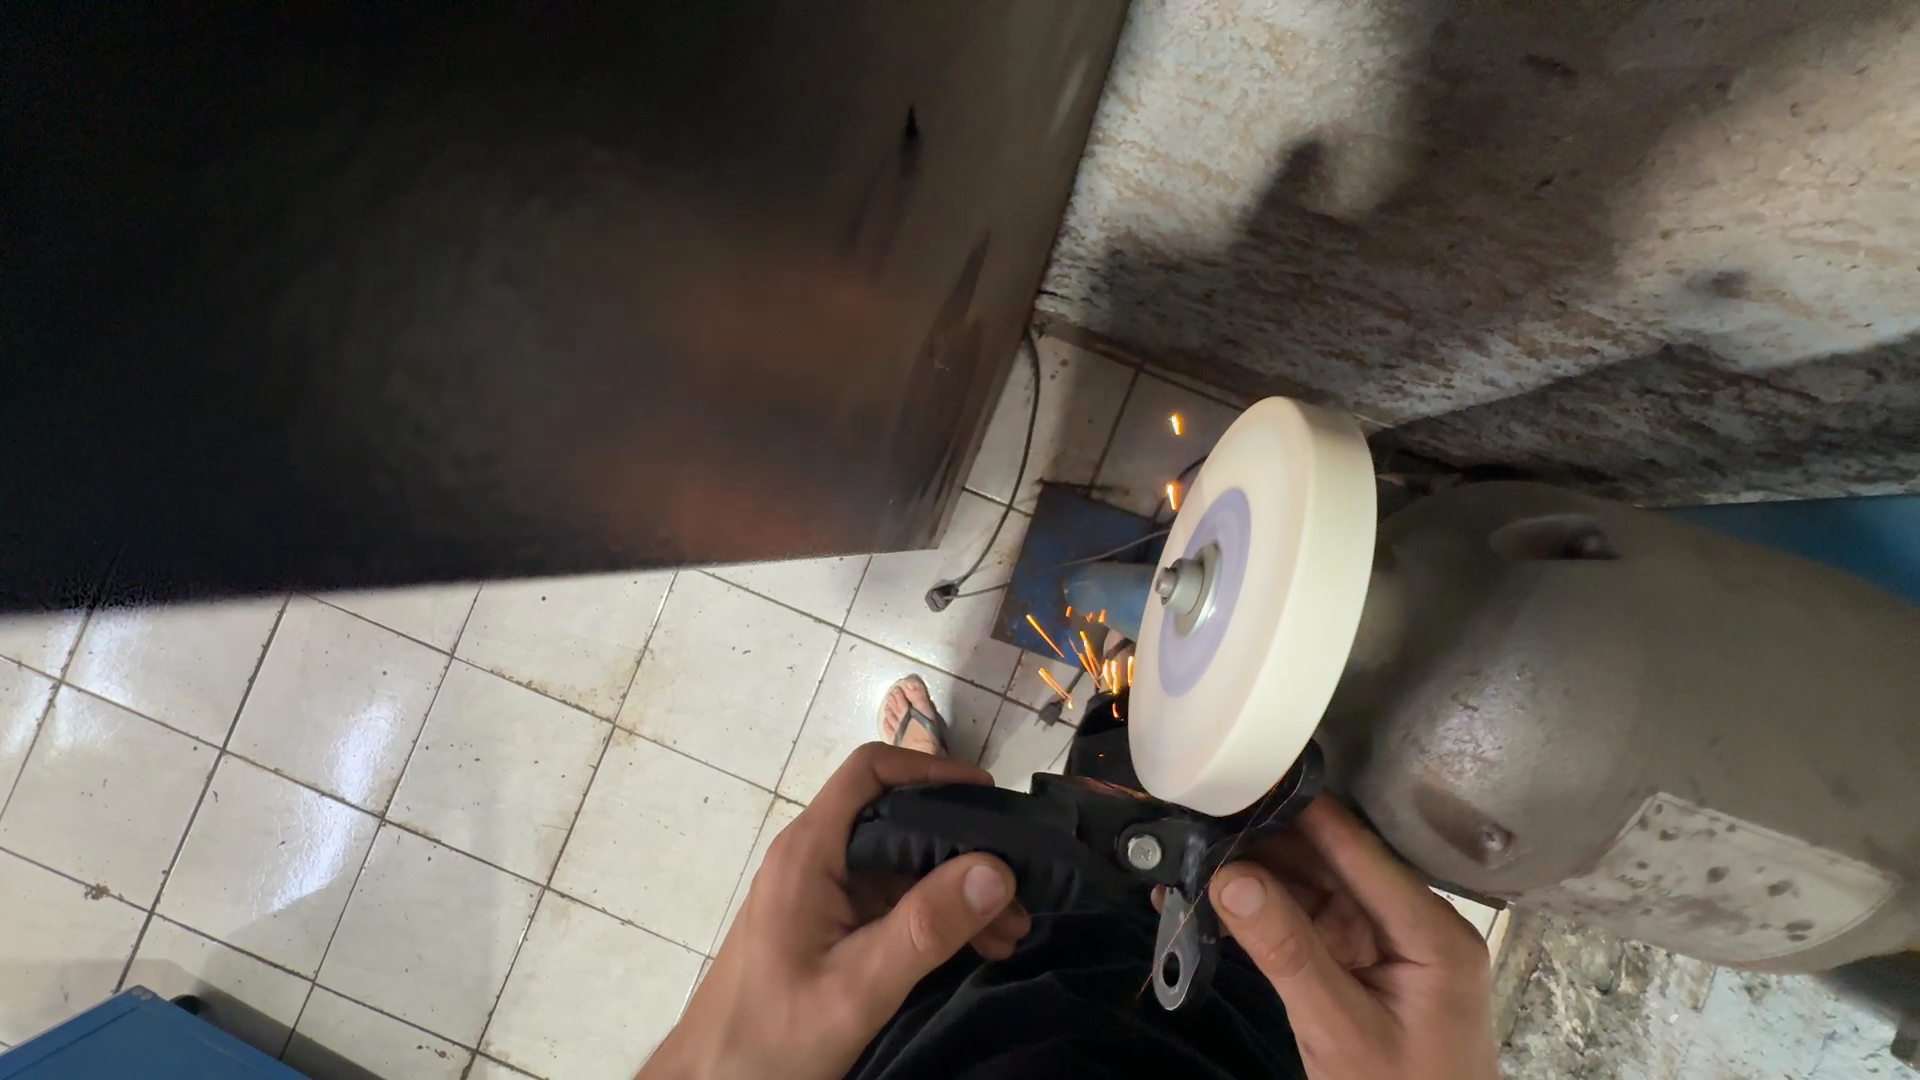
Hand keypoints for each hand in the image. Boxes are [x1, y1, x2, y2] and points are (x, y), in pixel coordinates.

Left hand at [640, 743, 1029, 1079]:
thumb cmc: (771, 1039)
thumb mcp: (856, 988)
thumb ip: (925, 928)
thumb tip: (996, 869)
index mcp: (810, 850)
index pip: (870, 772)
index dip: (928, 768)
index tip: (984, 794)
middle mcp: (817, 856)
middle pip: (897, 817)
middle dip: (960, 845)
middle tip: (1016, 884)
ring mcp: (824, 890)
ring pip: (901, 862)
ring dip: (955, 887)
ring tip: (1009, 929)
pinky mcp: (831, 922)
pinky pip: (893, 900)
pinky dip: (935, 915)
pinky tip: (976, 944)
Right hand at [1207, 795, 1498, 1079]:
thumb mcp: (1342, 1034)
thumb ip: (1287, 951)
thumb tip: (1227, 874)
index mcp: (1430, 929)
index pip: (1355, 845)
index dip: (1296, 807)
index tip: (1236, 778)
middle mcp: (1407, 918)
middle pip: (1324, 857)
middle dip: (1258, 840)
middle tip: (1193, 821)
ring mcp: (1377, 936)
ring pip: (1303, 881)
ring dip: (1247, 872)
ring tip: (1186, 856)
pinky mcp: (1350, 955)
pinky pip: (1296, 915)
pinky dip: (1252, 909)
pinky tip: (1207, 901)